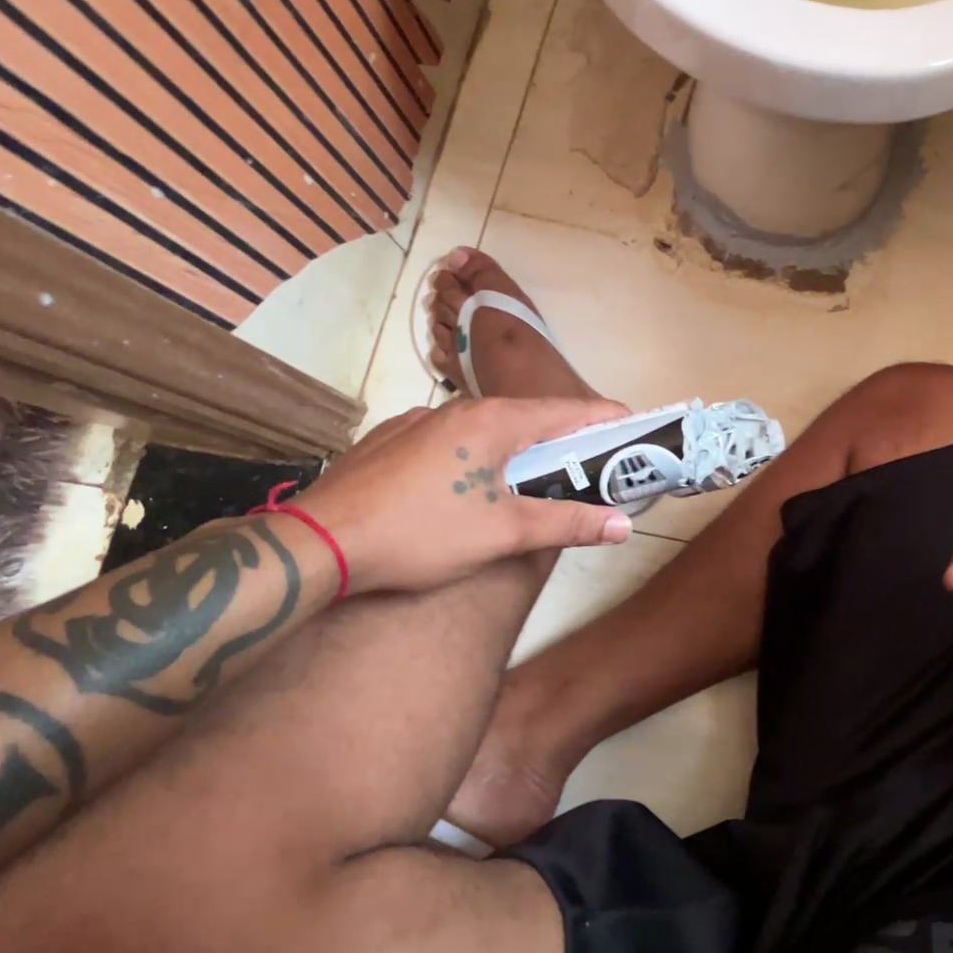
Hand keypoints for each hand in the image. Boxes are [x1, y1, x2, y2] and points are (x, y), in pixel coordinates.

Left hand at [295, 397, 633, 593]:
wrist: (316, 543)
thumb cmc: (421, 533)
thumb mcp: (504, 533)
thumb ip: (567, 522)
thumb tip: (624, 525)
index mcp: (494, 422)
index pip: (569, 411)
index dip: (606, 419)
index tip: (635, 428)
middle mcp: (459, 409)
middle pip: (530, 417)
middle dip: (566, 439)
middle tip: (594, 465)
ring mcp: (419, 421)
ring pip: (489, 428)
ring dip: (521, 448)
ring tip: (536, 479)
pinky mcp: (391, 441)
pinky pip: (453, 440)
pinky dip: (479, 455)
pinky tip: (470, 487)